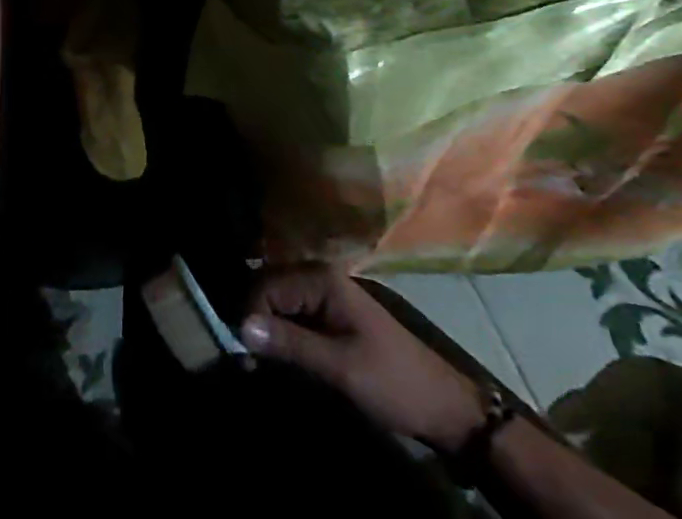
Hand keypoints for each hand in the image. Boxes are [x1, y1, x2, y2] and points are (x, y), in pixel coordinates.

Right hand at [242, 267, 484, 450]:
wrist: (441, 404)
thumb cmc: (391, 382)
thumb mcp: (338, 367)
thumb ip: (290, 343)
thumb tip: (240, 325)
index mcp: (324, 280)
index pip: (266, 285)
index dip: (250, 316)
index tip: (246, 356)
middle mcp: (322, 277)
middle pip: (269, 288)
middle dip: (254, 320)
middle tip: (250, 362)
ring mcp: (327, 295)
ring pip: (278, 302)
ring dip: (266, 329)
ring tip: (260, 363)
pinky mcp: (330, 314)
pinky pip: (293, 314)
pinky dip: (281, 334)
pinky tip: (279, 357)